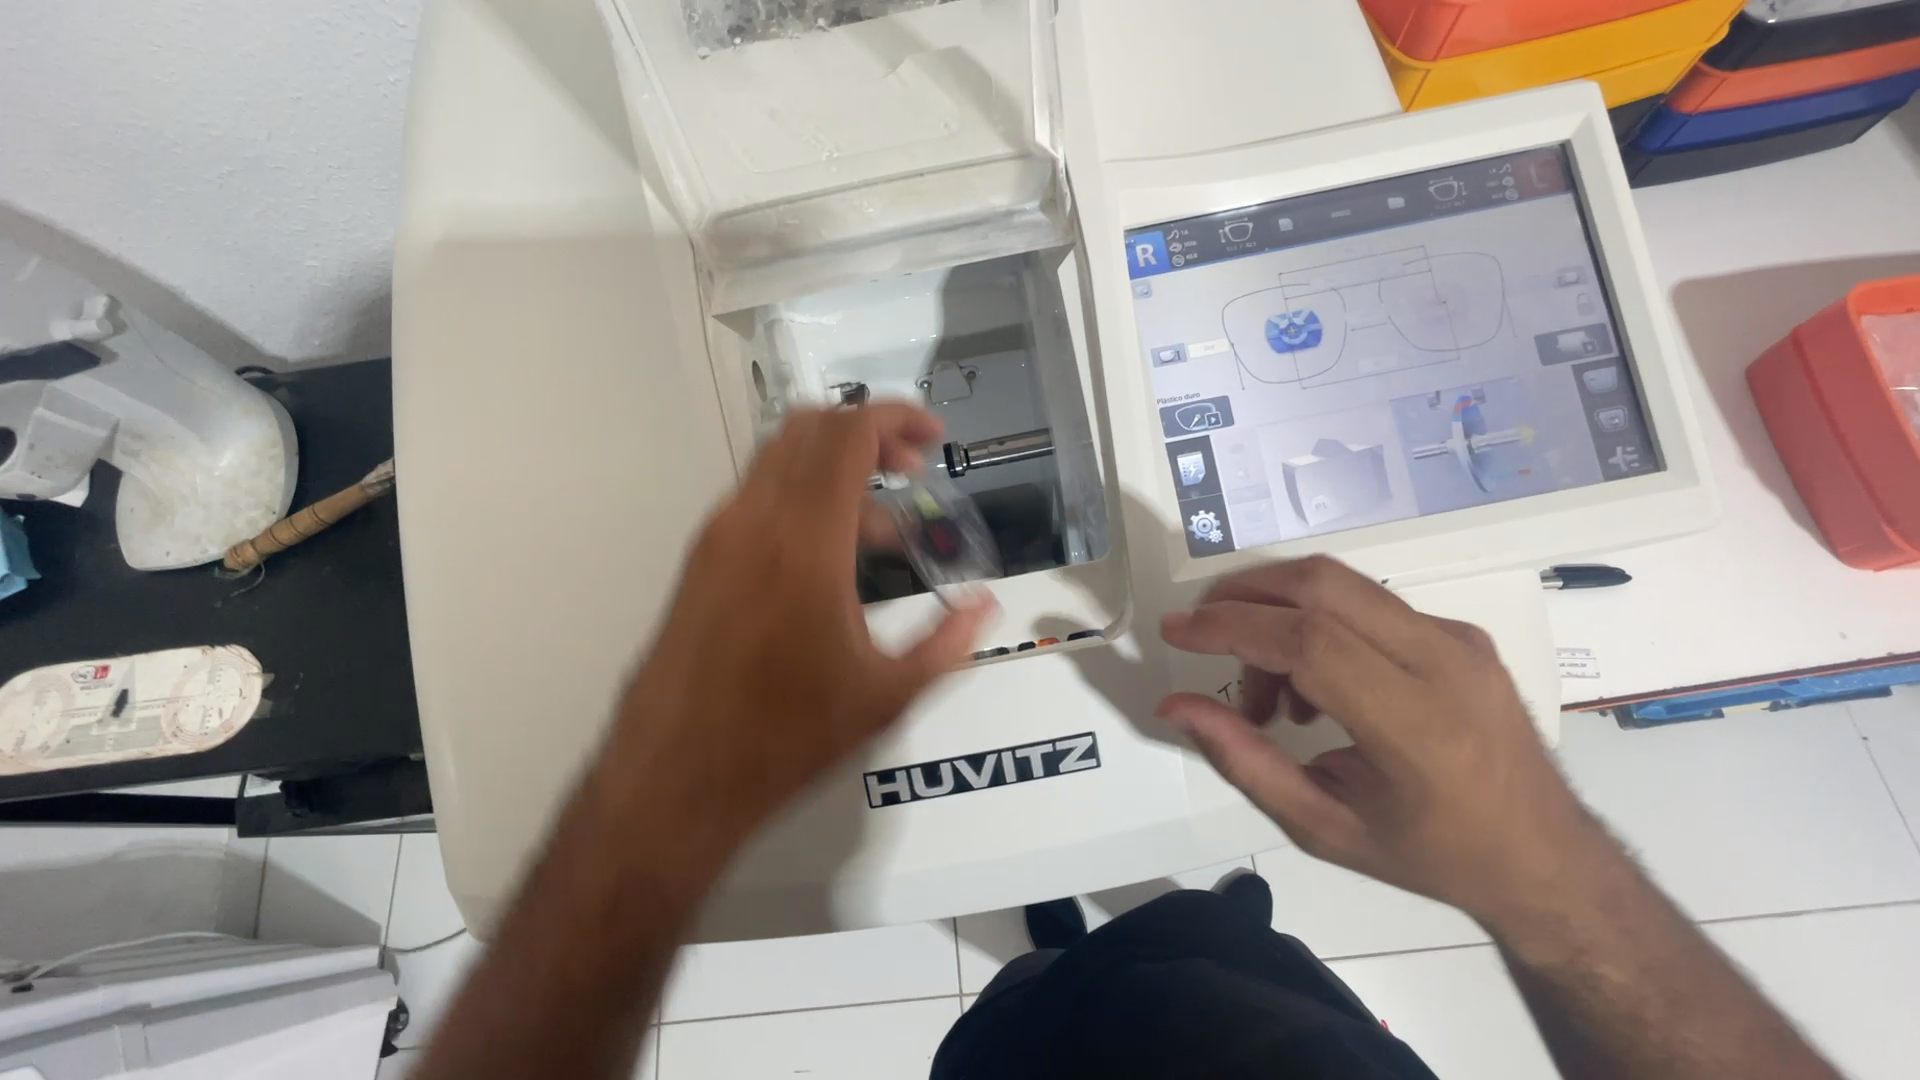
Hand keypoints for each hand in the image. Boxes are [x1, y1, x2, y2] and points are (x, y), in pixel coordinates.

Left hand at [611, 405, 992, 838]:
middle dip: (868, 433)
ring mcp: (717, 539)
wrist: (673, 780)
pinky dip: (800, 499)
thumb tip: (984, 606)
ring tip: (879, 531)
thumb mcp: (884, 696)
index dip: (897, 417)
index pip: (849, 433)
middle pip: (809, 428)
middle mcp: (752, 521)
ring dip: (833, 469)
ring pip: (778, 461)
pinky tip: (829, 562)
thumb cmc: (784, 739)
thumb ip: (946, 642)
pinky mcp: (699, 564)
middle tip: (911, 470)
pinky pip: (756, 499)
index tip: (933, 438)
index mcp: (804, 540)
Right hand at [1156, 556, 1603, 923]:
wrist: (1546, 857)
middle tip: (1201, 631)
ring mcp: (1459, 641)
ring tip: (1267, 697)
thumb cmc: (1429, 855)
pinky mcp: (1460, 632)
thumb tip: (1175, 705)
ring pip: (1340, 585)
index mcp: (1419, 728)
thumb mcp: (1321, 827)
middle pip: (1322, 585)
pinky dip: (1314, 626)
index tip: (1175, 630)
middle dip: (1243, 594)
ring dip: (1276, 616)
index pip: (1310, 643)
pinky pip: (1364, 603)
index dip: (1231, 626)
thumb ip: (1242, 760)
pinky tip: (1311, 686)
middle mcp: (1446, 666)